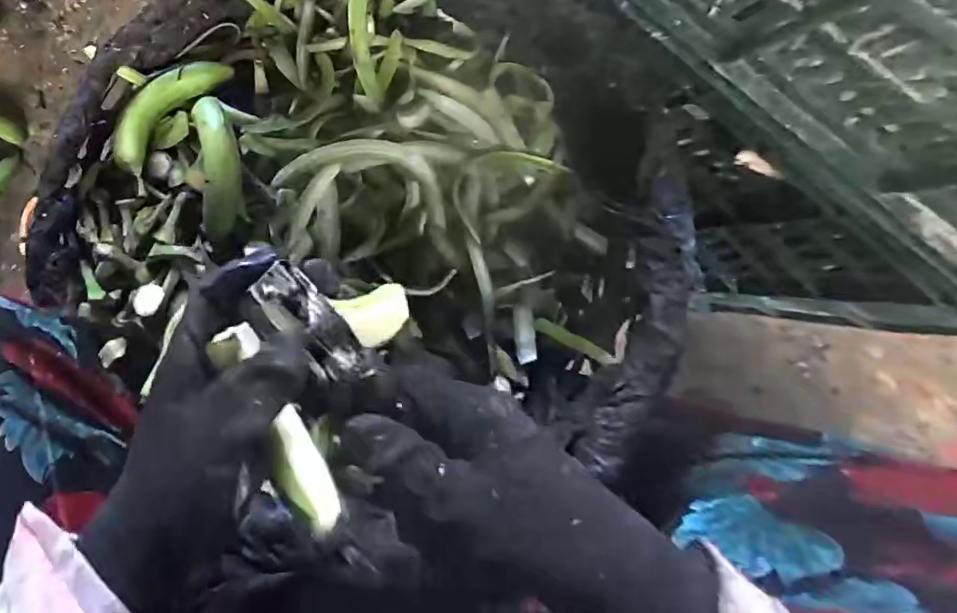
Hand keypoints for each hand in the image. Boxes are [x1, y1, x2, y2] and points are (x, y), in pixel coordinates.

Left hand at [80, 261, 306, 612]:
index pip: (210, 295)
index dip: (238, 273)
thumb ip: (260, 377)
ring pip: (268, 364)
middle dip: (281, 311)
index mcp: (189, 352)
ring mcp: (229, 401)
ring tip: (339, 338)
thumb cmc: (181, 470)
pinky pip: (279, 402)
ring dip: (299, 353)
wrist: (165, 544)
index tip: (275, 259)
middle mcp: (210, 368)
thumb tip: (299, 339)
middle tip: (324, 299)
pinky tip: (334, 386)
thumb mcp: (219, 419)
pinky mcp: (247, 433)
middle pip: (246, 326)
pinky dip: (304, 392)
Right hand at [341, 360, 718, 612]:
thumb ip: (402, 458)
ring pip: (432, 436)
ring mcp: (498, 439)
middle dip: (386, 432)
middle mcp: (481, 411)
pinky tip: (426, 509)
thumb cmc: (533, 528)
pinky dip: (433, 478)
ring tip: (389, 492)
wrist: (622, 578)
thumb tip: (352, 425)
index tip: (334, 416)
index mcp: (469, 404)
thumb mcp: (457, 498)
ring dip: (408, 459)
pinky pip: (454, 461)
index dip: (366, 392)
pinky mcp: (509, 469)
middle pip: (416, 406)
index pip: (402, 378)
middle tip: (358, 464)